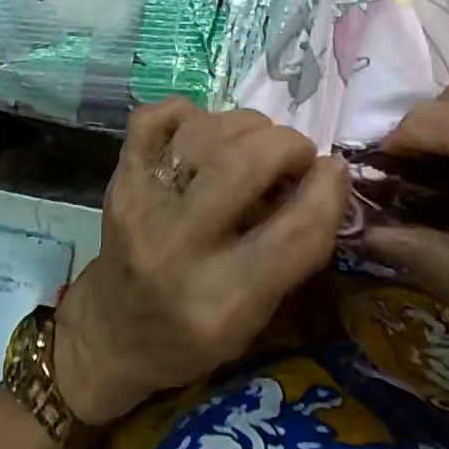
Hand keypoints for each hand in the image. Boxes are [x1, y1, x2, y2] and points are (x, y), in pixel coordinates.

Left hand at [51, 99, 349, 425]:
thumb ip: (292, 251)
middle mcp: (177, 246)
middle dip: (287, 145)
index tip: (336, 169)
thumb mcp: (254, 319)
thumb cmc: (192, 335)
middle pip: (244, 164)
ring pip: (204, 130)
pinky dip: (189, 113)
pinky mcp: (118, 176)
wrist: (111, 329)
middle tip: (296, 155)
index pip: (295, 233)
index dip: (329, 192)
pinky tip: (205, 133)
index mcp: (221, 301)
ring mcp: (139, 203)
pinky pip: (154, 117)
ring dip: (246, 125)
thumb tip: (326, 173)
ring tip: (255, 144)